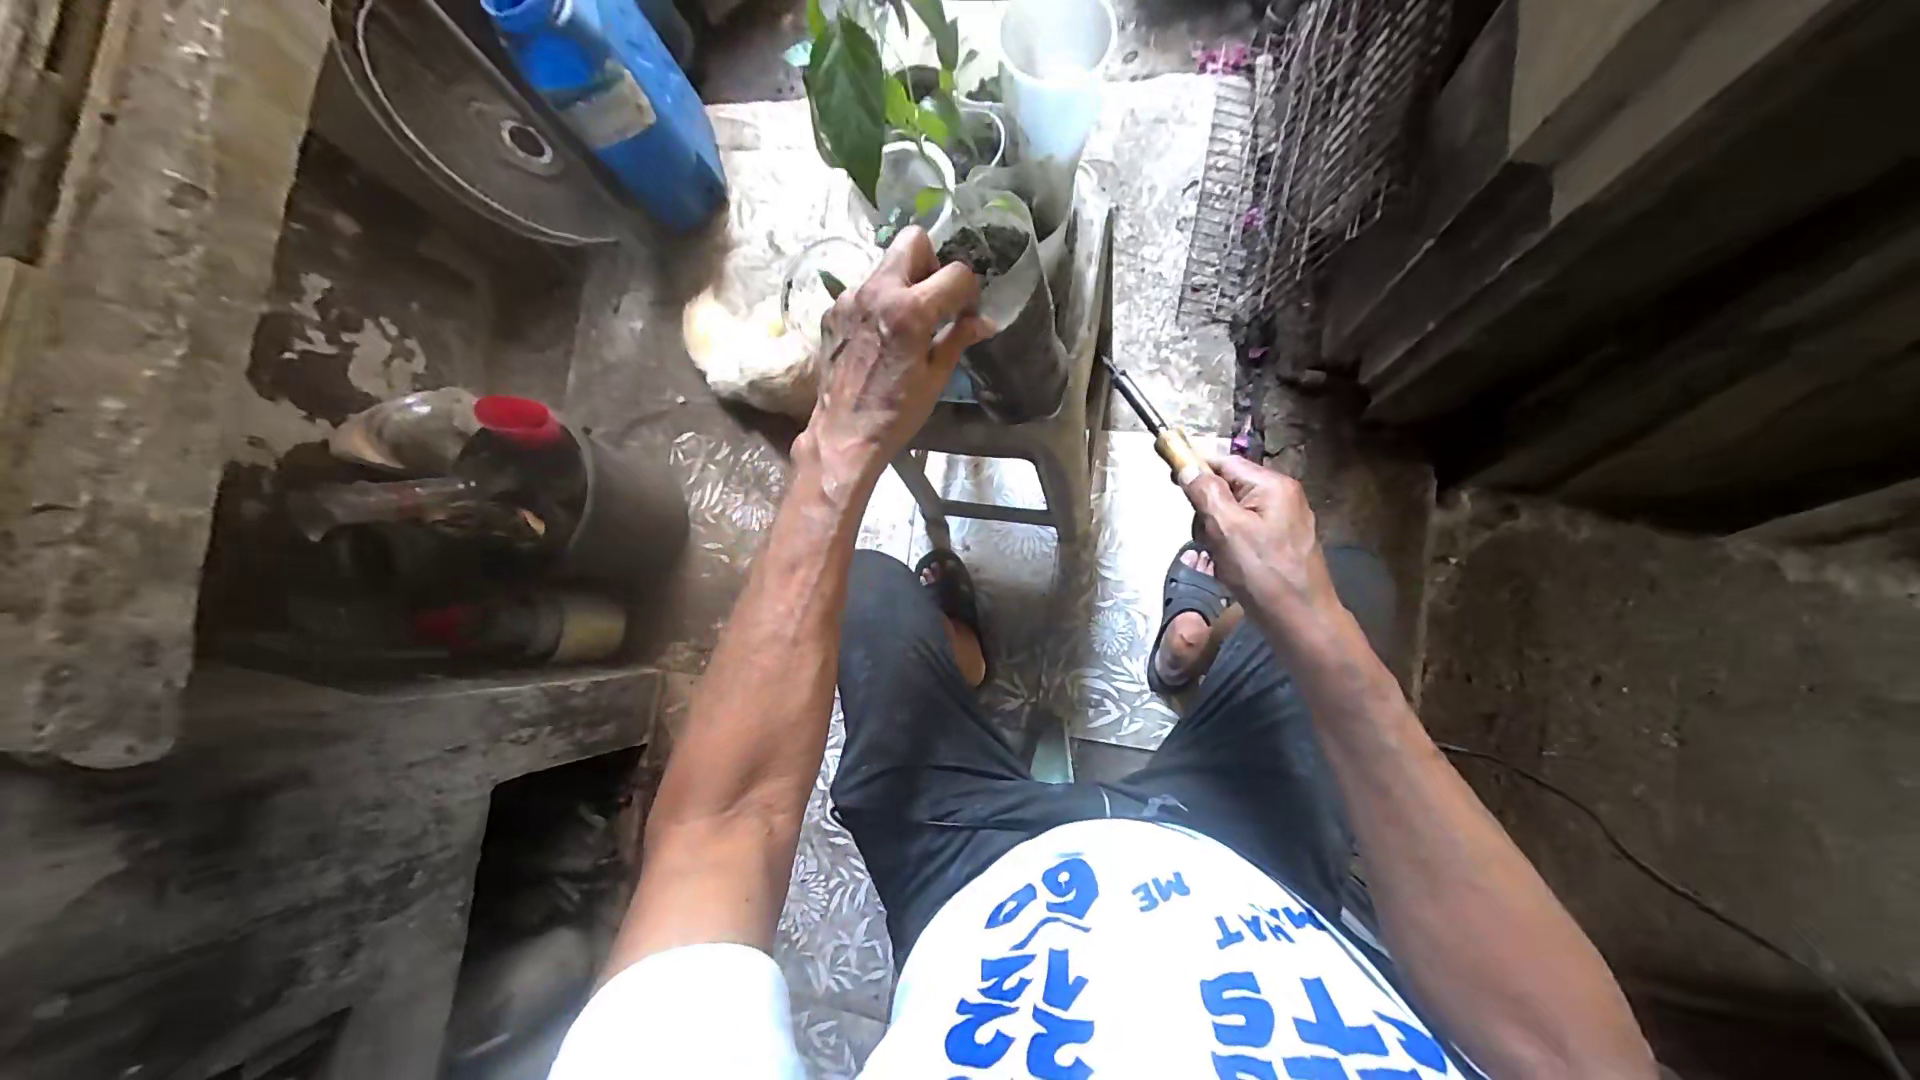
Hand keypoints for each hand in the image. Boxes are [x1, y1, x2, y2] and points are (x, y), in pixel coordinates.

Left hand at [801, 227, 994, 491]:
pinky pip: (864, 289)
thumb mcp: (936, 377)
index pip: (956, 273)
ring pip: (886, 264)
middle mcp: (878, 292)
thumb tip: (983, 322)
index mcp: (910, 311)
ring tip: (906, 322)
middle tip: (934, 299)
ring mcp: (850, 298)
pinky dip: (879, 302)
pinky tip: (880, 336)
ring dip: (904, 282)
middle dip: (932, 264)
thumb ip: (959, 338)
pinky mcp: (834, 310)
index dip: (968, 292)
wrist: (845, 433)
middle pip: (914, 241)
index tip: (965, 312)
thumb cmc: (896, 413)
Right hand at [1180, 457, 1342, 647]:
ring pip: (1234, 512)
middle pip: (1229, 487)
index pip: (1225, 462)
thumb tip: (1187, 467)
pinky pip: (1246, 530)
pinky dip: (1231, 543)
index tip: (1172, 482)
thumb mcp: (1226, 529)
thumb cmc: (1262, 573)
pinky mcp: (1282, 541)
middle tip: (1205, 537)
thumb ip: (1205, 493)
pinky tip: (1230, 564)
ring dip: (1217, 531)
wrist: (1300, 619)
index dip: (1196, 469)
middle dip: (1208, 510)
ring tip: (1219, 556)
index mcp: (1272, 485)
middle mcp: (1282, 495)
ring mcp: (1285, 519)